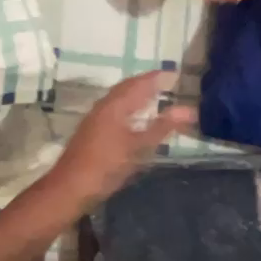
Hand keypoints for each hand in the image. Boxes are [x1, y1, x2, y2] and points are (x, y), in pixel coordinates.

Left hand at [39, 71, 194, 210]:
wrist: (70, 188)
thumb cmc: (106, 166)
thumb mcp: (139, 148)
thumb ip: (163, 127)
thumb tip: (189, 109)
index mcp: (115, 106)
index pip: (140, 83)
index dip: (158, 77)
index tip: (176, 73)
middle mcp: (103, 106)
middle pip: (127, 87)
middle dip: (146, 82)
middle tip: (166, 81)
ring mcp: (95, 118)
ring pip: (118, 98)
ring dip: (136, 93)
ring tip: (154, 95)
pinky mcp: (91, 130)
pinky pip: (113, 108)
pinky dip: (128, 105)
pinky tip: (134, 117)